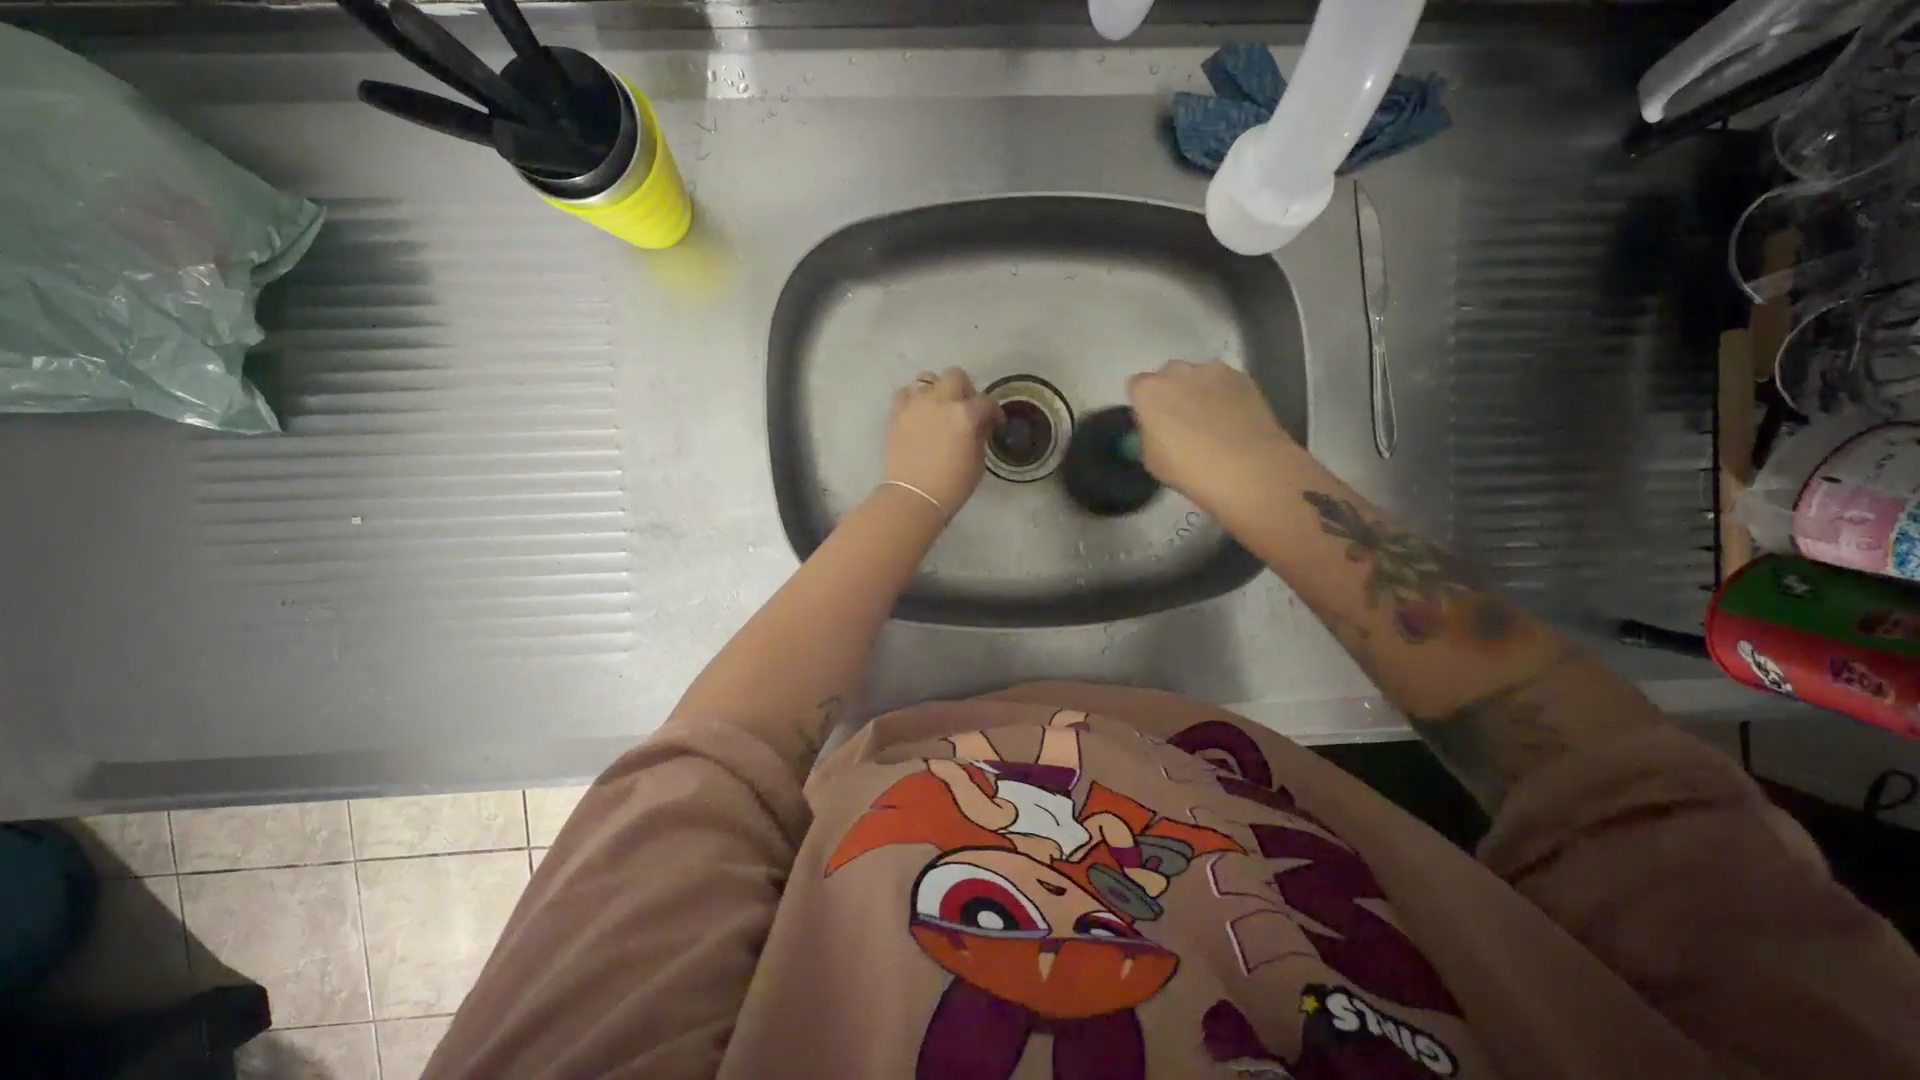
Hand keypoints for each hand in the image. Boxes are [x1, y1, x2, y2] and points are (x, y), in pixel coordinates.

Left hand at [884, 367, 1002, 515]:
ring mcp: (916, 404)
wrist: (914, 497)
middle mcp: (941, 400)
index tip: (995, 422)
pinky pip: (906, 393)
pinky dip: (914, 399)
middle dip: (965, 389)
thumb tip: (980, 424)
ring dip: (937, 390)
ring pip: (927, 378)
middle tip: (965, 407)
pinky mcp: (896, 413)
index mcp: (965, 414)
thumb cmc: (952, 485)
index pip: (986, 402)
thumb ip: (980, 436)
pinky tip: (918, 414)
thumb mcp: (977, 462)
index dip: (994, 411)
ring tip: (938, 408)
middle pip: (956, 376)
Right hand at [1127, 360, 1297, 515]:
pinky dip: (1226, 395)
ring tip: (1214, 420)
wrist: (1246, 467)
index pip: (1137, 387)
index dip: (1145, 405)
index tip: (1154, 423)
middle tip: (1184, 422)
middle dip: (1173, 393)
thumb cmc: (1189, 468)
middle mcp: (1177, 371)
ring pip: (1199, 376)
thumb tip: (1157, 428)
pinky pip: (1226, 383)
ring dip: (1201, 391)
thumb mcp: (1151, 460)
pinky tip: (1235, 419)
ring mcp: (1212, 370)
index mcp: (1148, 390)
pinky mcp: (1242, 376)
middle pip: (1169, 376)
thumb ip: (1148, 434)